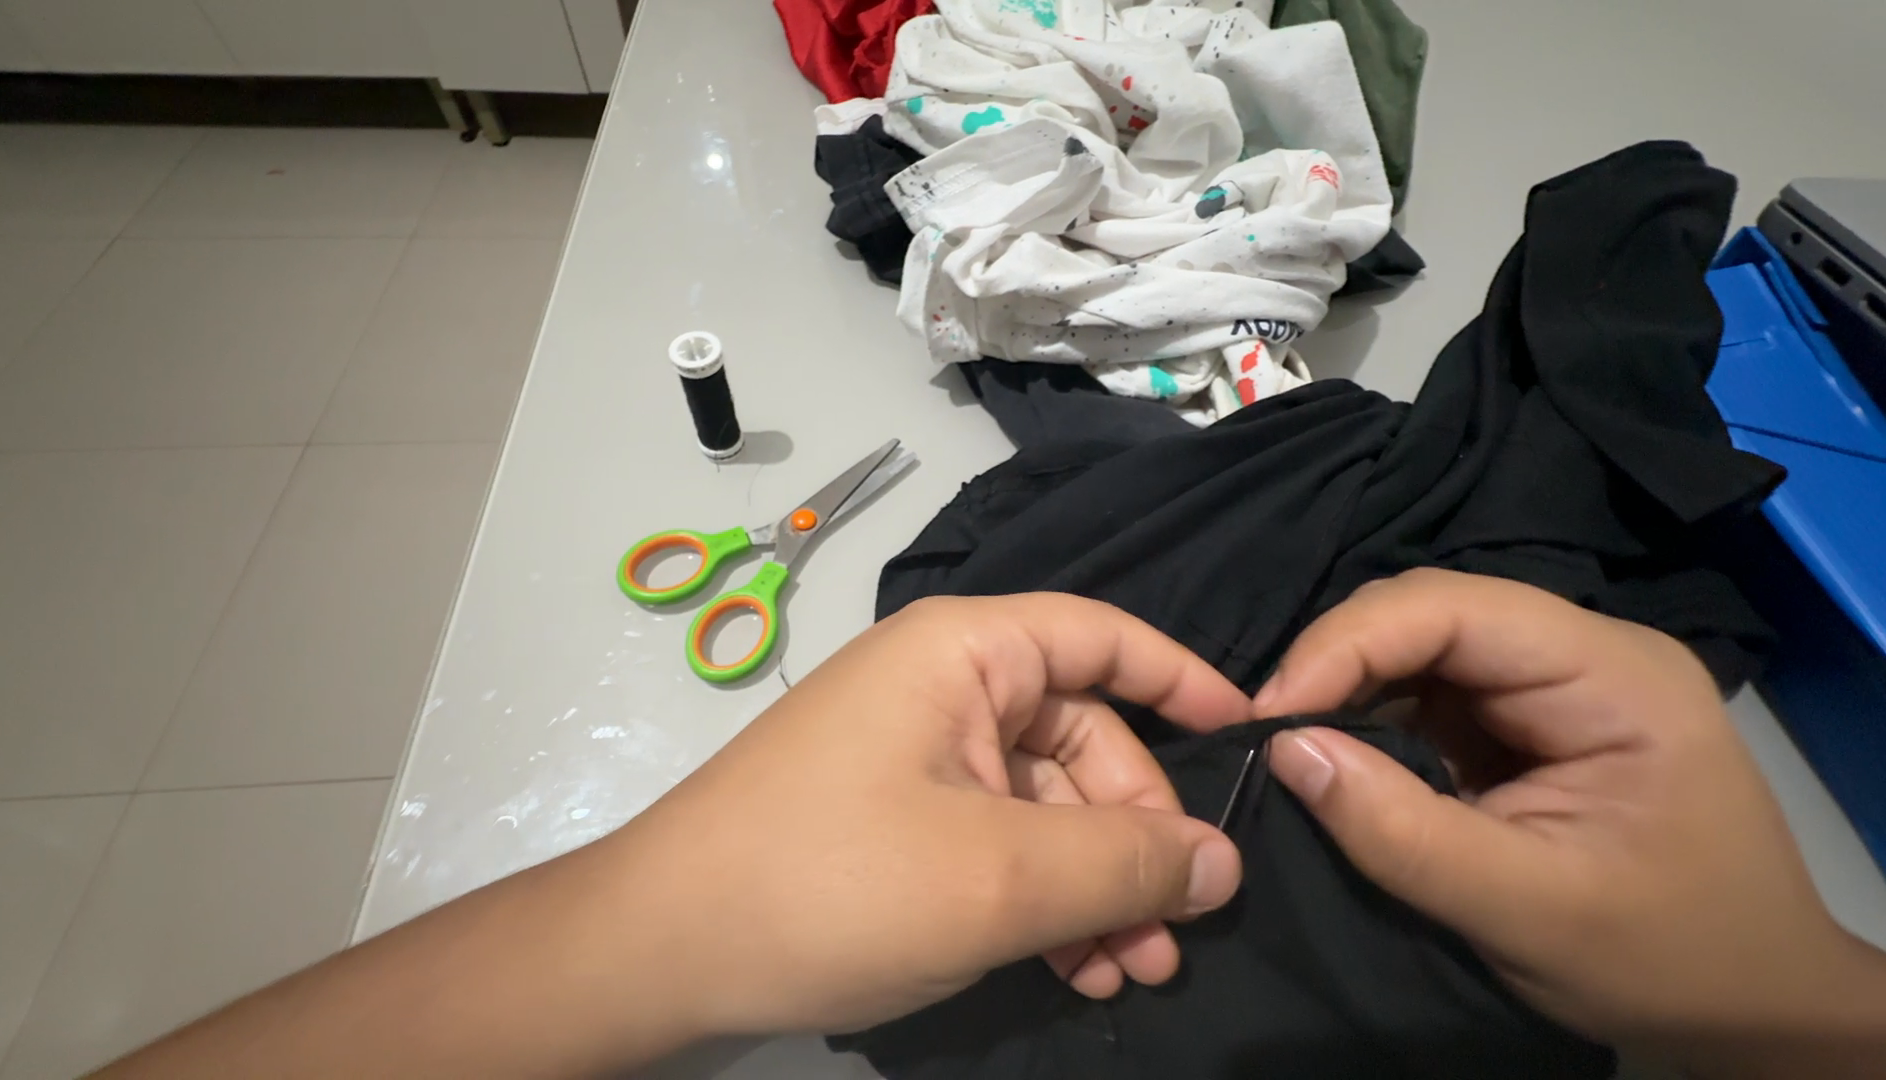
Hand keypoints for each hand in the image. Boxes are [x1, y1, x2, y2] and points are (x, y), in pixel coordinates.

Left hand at [89, 593, 1248, 1079]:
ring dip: (1093, 879)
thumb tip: (1221, 859)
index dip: (1180, 680)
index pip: (1099, 637)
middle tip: (1172, 931)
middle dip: (1133, 832)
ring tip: (1127, 969)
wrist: (663, 945)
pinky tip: (1072, 963)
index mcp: (963, 651)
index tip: (1246, 740)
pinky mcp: (899, 807)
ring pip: (1043, 798)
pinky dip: (1041, 892)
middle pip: (1079, 735)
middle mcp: (943, 683)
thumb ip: (1123, 862)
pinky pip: (998, 832)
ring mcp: (918, 747)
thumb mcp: (998, 875)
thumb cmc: (835, 880)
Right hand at [1253, 569, 1885, 1076]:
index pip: (1451, 610)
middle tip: (1270, 727)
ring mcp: (1538, 673)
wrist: (1742, 1004)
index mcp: (1610, 676)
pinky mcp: (1505, 704)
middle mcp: (1573, 649)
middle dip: (1333, 659)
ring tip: (1292, 737)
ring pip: (1403, 637)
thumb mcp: (1529, 913)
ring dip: (1338, 681)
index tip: (1272, 714)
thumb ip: (1400, 833)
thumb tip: (1284, 749)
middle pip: (1419, 609)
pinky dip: (1356, 705)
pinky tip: (1335, 744)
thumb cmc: (1664, 960)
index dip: (1345, 645)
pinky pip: (1409, 679)